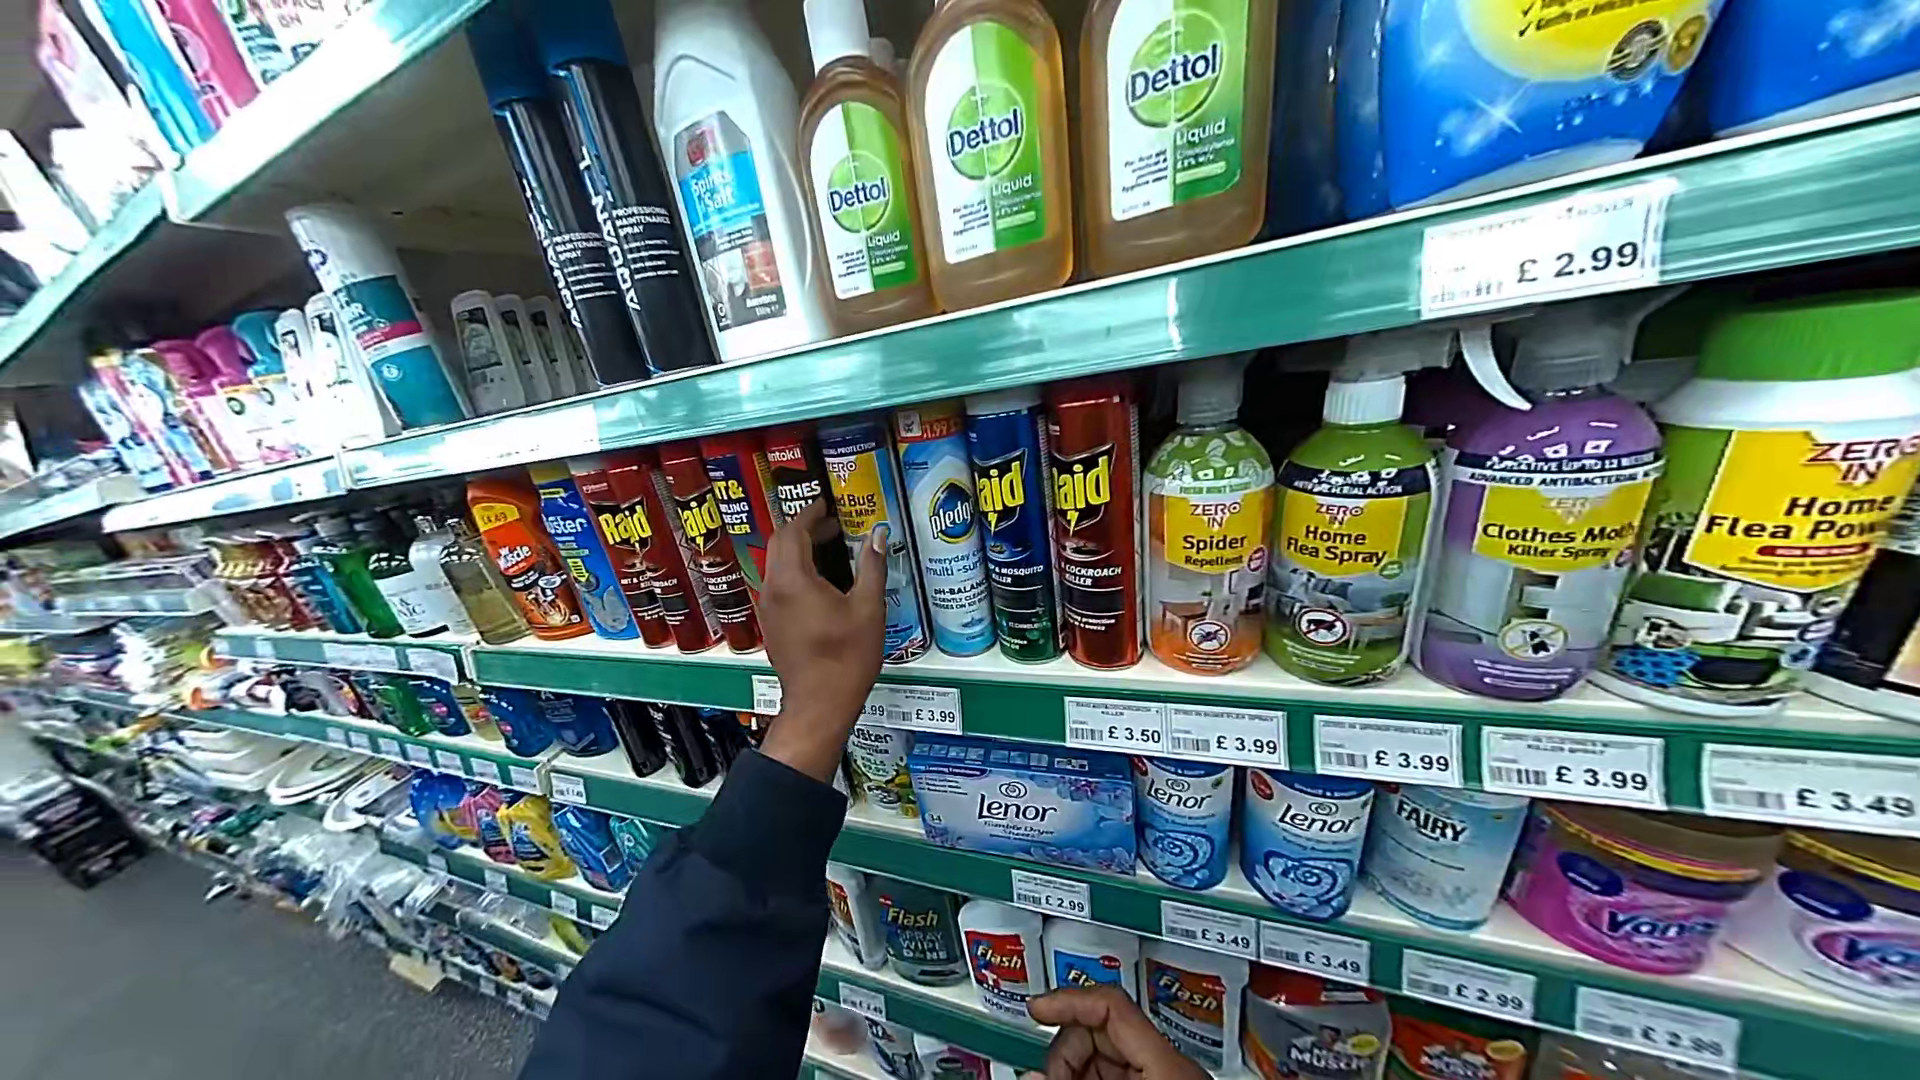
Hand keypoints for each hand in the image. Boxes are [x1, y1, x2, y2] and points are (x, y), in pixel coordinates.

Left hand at [757, 498, 887, 781]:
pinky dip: (795, 571)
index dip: (810, 514)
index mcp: (793, 581)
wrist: (819, 705)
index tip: (827, 504)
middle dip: (804, 528)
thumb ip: (872, 566)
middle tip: (832, 524)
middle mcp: (773, 590)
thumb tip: (878, 535)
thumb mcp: (868, 608)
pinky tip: (821, 582)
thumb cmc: (847, 658)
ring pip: (777, 564)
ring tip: (831, 549)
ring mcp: (768, 608)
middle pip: (780, 544)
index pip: (793, 532)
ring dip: (799, 550)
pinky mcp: (772, 624)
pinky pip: (778, 584)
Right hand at [1029, 987, 1208, 1079]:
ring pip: (1105, 1056)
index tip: (1035, 1009)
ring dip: (1073, 1068)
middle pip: (1102, 1029)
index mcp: (1168, 1061)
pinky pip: (1116, 1076)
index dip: (1067, 999)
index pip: (1110, 1003)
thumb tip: (1030, 1074)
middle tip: (1045, 1078)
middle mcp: (1170, 1065)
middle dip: (1066, 1049)